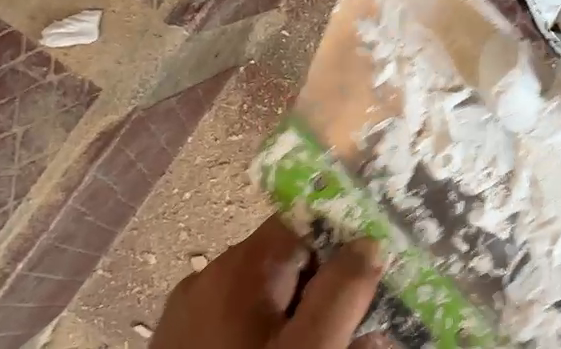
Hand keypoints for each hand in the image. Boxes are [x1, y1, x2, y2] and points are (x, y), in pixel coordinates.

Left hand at [152, 218, 386, 348]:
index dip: (342, 242)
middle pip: (286, 263)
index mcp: (239, 267)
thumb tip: (368, 243)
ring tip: (342, 345)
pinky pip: (240, 330)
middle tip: (359, 329)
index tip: (371, 273)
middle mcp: (208, 280)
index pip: (303, 223)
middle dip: (327, 292)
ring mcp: (189, 320)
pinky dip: (270, 339)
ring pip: (266, 302)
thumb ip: (344, 292)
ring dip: (303, 322)